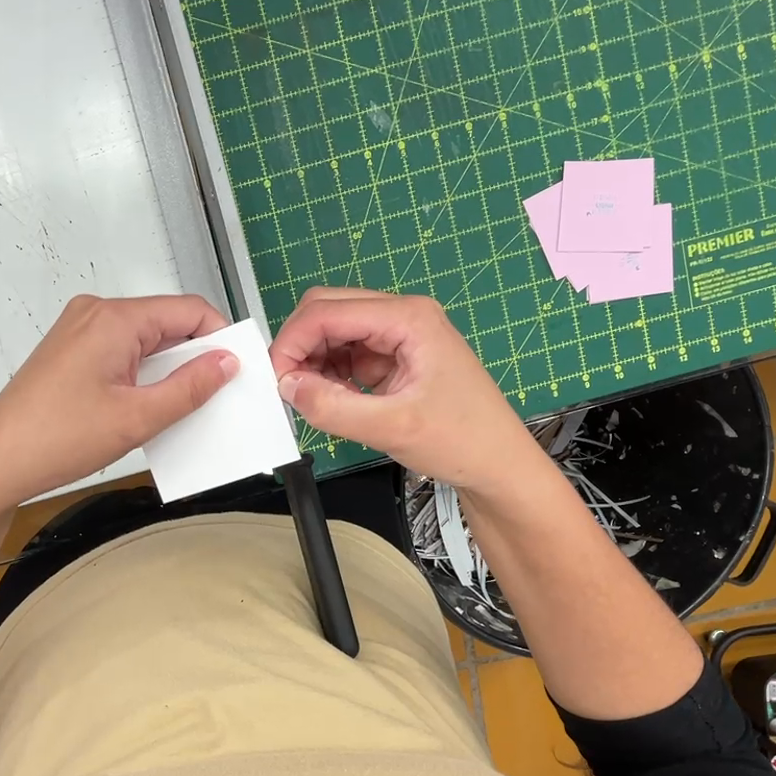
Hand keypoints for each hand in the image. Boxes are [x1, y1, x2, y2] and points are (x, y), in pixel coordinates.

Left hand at [0, 294, 236, 509]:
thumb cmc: (55, 439)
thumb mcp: (137, 417)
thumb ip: (189, 387)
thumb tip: (225, 363)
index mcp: (113, 319)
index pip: (188, 310)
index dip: (220, 338)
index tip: (239, 370)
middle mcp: (94, 314)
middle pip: (166, 324)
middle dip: (194, 358)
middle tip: (217, 396)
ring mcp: (78, 332)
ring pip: (144, 341)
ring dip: (168, 370)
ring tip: (184, 408)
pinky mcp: (69, 352)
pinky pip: (120, 353)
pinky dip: (142, 375)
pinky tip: (151, 407)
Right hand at [268, 287, 536, 491]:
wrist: (499, 465)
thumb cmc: (464, 441)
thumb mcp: (392, 428)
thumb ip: (333, 407)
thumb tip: (288, 387)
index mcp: (408, 318)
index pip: (327, 311)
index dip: (293, 342)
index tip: (276, 379)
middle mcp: (402, 317)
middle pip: (326, 311)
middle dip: (300, 347)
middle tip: (289, 389)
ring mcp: (398, 336)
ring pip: (333, 332)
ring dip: (313, 361)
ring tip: (315, 398)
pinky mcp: (393, 358)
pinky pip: (346, 354)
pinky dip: (329, 373)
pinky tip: (333, 399)